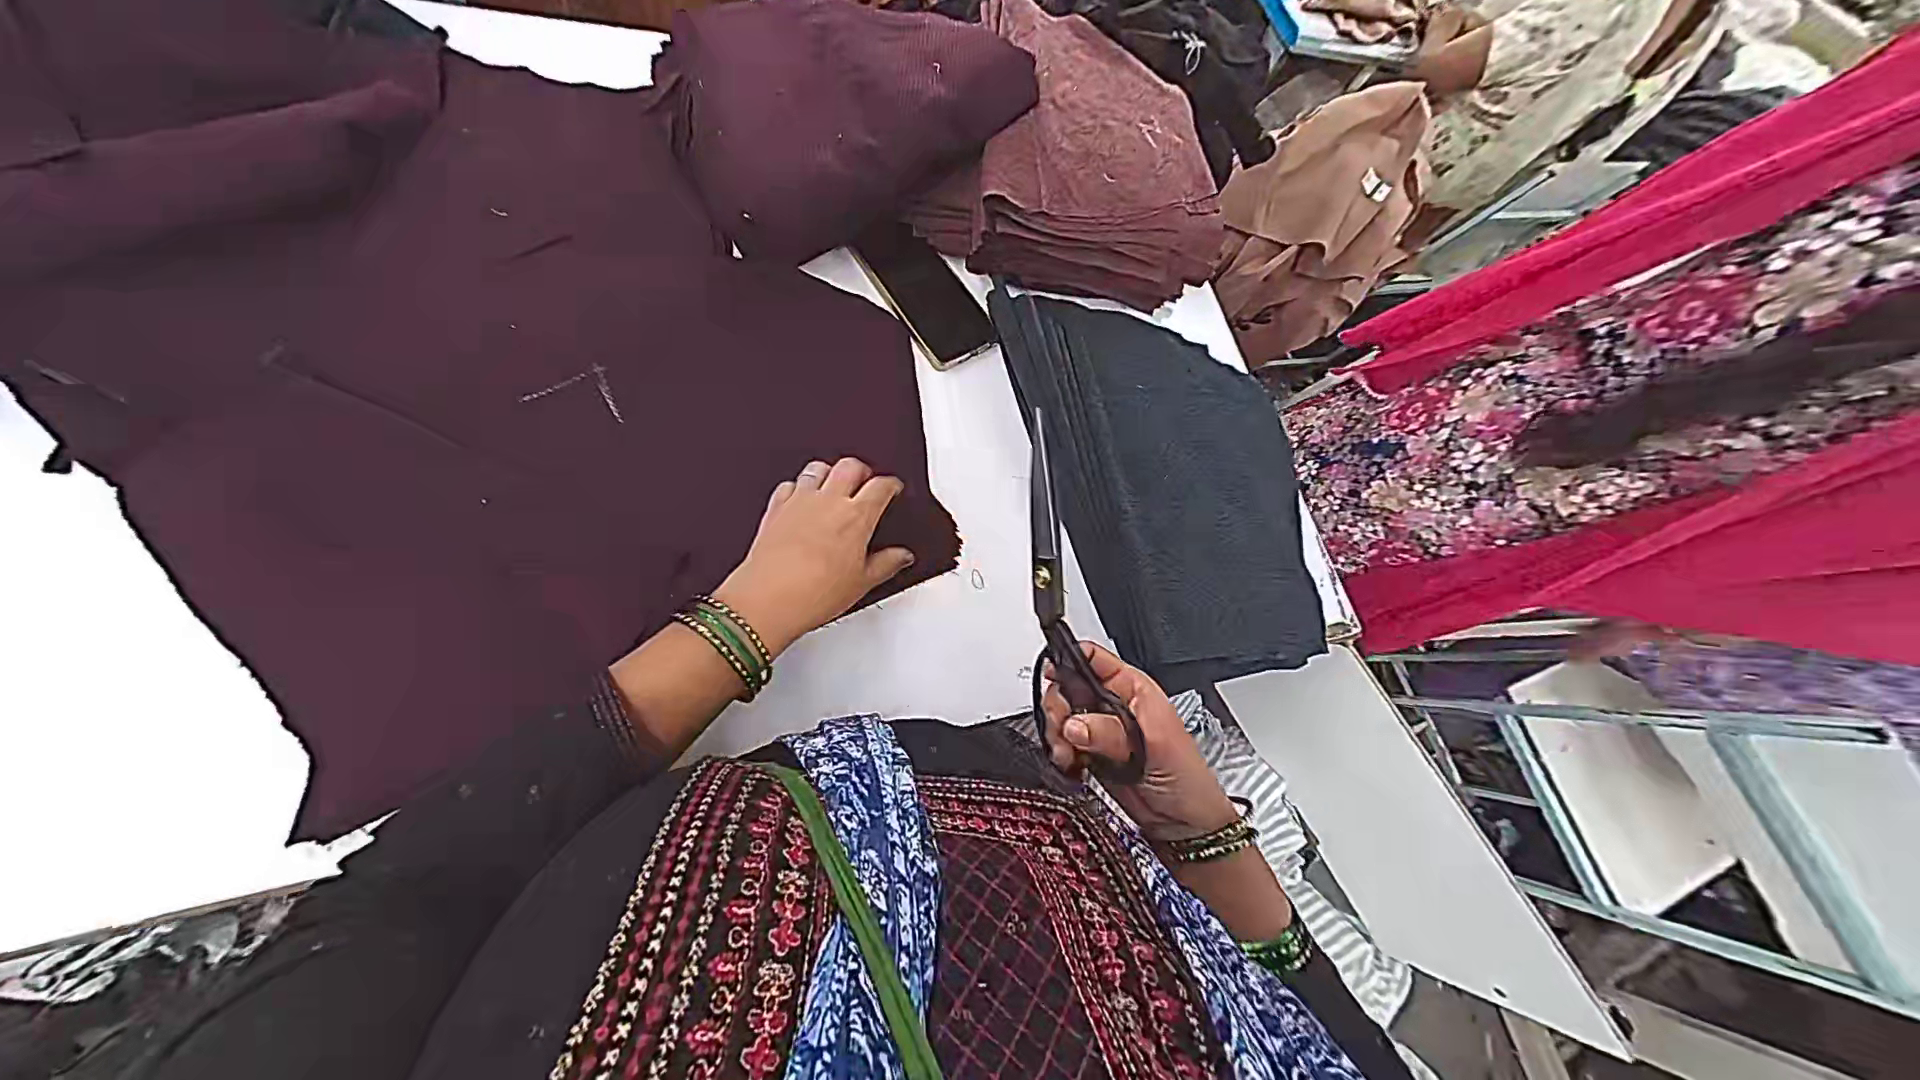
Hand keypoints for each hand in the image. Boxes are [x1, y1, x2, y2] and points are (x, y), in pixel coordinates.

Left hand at [712, 458, 916, 657]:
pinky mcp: (775, 508)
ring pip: (818, 468)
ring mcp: (799, 501)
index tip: (892, 488)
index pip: (881, 486)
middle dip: (862, 470)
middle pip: (850, 466)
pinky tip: (801, 499)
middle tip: (866, 481)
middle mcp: (828, 500)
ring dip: (830, 472)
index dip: (891, 484)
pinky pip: (789, 484)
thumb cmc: (813, 592)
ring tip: (835, 485)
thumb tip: (900, 556)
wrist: (769, 598)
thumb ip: (886, 563)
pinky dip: (798, 487)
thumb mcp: (862, 583)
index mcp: (857, 516)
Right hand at [1042, 642, 1237, 841]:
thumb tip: (1074, 724)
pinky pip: (1060, 745)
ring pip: (1060, 717)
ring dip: (1057, 735)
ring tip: (1069, 753)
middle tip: (1064, 728)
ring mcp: (1097, 730)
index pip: (1093, 659)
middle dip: (1059, 708)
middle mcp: (1111, 704)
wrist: (1184, 824)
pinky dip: (1059, 754)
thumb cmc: (1187, 778)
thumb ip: (1111, 730)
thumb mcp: (1155, 745)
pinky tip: (1071, 764)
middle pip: (1067, 687)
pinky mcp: (1088, 754)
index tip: (1054, 675)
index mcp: (1131, 687)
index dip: (1069, 660)